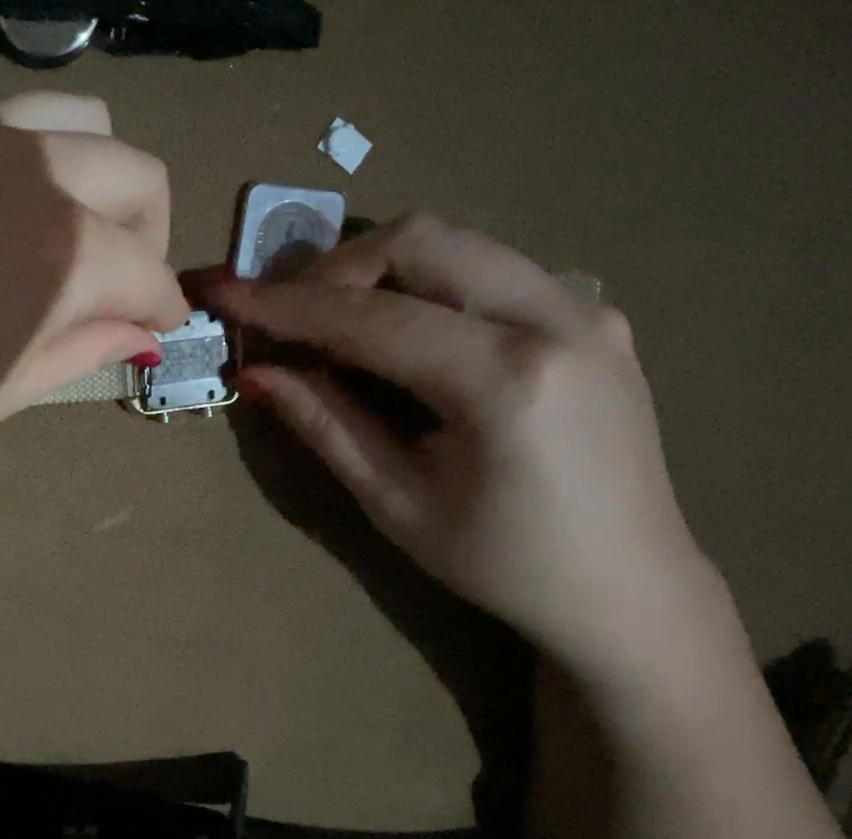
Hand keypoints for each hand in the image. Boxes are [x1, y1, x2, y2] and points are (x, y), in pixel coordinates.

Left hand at [0, 92, 188, 480]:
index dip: (161, 307)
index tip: (156, 326)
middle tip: (120, 280)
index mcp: (71, 250)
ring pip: (79, 121)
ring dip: (97, 174)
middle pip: (135, 173)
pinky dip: (28, 160)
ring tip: (70, 228)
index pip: (148, 271)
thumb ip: (88, 346)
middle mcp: (38, 170)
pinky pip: (3, 123)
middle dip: (147, 232)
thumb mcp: (13, 389)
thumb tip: (142, 332)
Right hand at [202, 214, 716, 666]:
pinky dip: (426, 287)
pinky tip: (402, 340)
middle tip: (287, 318)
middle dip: (335, 270)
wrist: (627, 585)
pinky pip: (490, 271)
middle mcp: (557, 319)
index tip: (223, 293)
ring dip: (380, 272)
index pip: (372, 316)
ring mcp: (586, 308)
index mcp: (506, 380)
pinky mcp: (594, 315)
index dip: (286, 304)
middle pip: (422, 241)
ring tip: (335, 330)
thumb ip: (325, 424)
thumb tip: (256, 371)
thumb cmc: (501, 562)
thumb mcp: (396, 501)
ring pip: (458, 245)